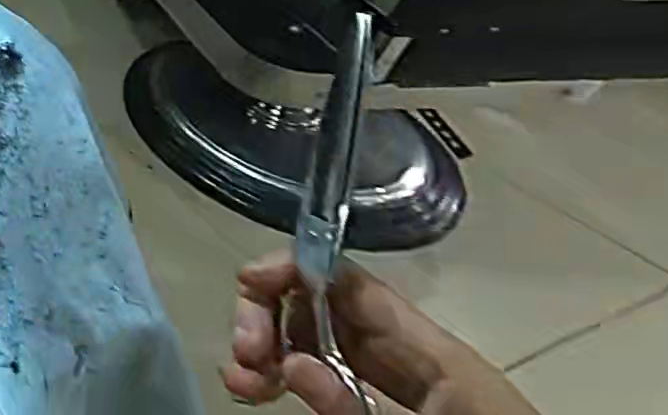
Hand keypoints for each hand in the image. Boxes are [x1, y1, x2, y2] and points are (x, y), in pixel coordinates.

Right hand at [223, 253, 538, 414]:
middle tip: (243, 354)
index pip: (344, 275)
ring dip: (264, 351)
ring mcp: (387, 377)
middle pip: (312, 302)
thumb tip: (288, 363)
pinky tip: (257, 390)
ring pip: (305, 338)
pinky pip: (317, 372)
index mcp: (427, 345)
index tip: (247, 284)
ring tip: (240, 382)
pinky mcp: (377, 402)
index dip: (288, 267)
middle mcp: (400, 349)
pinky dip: (281, 375)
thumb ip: (359, 406)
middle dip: (265, 317)